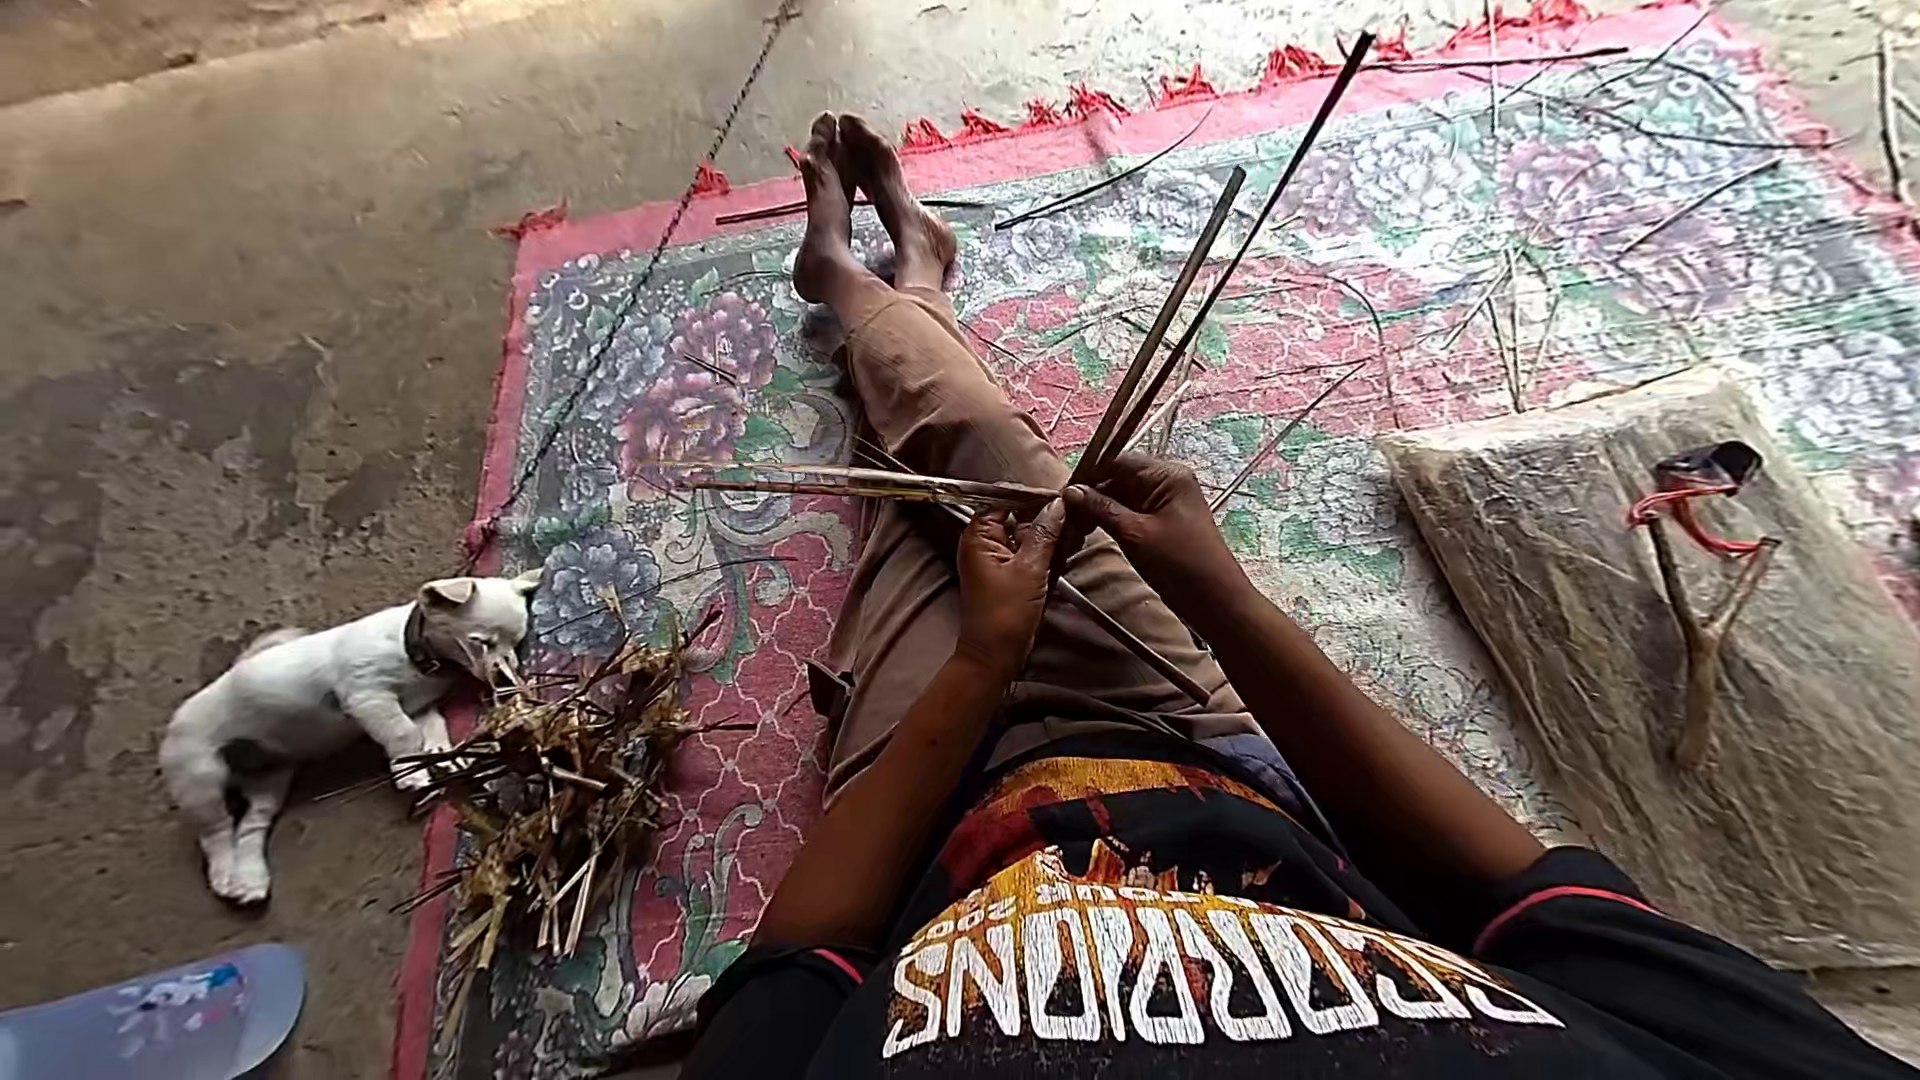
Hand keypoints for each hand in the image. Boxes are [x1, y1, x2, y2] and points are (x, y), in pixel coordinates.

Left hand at [955, 498, 1064, 677]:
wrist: (995, 653)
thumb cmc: (1004, 614)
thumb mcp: (1029, 568)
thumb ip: (1044, 532)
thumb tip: (1057, 504)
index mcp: (979, 535)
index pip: (1005, 498)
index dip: (1032, 496)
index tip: (1060, 496)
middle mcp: (985, 542)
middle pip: (1018, 514)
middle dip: (1046, 514)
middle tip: (1074, 514)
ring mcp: (997, 557)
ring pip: (1028, 533)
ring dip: (1051, 532)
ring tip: (1074, 531)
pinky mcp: (1010, 572)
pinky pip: (1030, 552)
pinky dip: (1047, 550)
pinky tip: (1067, 549)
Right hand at [1065, 454, 1249, 606]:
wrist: (1215, 602)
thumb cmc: (1179, 564)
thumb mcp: (1134, 534)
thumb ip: (1100, 508)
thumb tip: (1070, 490)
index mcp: (1167, 475)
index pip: (1117, 462)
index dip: (1088, 475)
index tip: (1061, 493)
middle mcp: (1166, 481)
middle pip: (1118, 477)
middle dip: (1090, 493)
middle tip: (1063, 513)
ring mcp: (1164, 502)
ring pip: (1120, 496)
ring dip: (1097, 508)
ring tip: (1072, 523)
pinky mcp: (1160, 521)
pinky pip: (1128, 512)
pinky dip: (1109, 520)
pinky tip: (1089, 530)